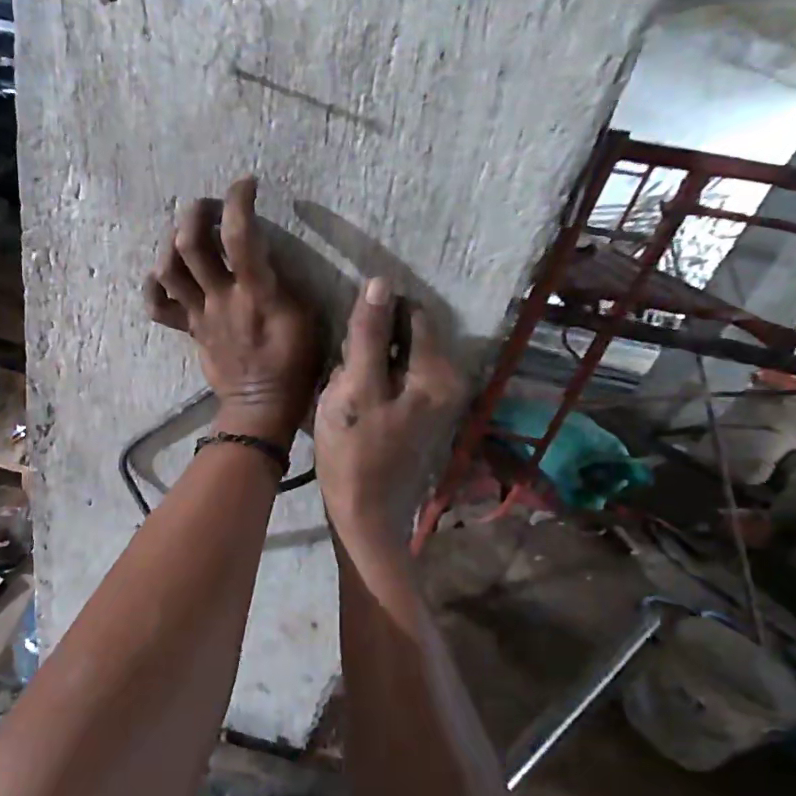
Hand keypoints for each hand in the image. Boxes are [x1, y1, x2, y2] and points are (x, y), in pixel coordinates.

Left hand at [144, 179, 319, 448]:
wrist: (261, 407)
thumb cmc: (295, 363)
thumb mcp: (307, 319)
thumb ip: (284, 283)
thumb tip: (266, 257)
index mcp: (255, 294)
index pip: (240, 237)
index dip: (239, 202)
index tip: (247, 183)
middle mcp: (220, 298)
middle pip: (190, 244)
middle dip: (195, 212)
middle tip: (210, 204)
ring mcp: (200, 314)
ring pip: (167, 269)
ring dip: (172, 240)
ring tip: (187, 230)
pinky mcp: (189, 329)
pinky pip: (158, 306)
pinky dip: (155, 285)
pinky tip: (165, 273)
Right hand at [314, 278, 464, 536]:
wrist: (365, 513)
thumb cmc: (355, 451)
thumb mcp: (355, 388)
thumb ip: (368, 335)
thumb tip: (380, 282)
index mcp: (439, 372)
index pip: (413, 313)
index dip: (379, 312)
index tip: (349, 332)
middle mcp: (449, 380)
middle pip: (409, 332)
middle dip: (375, 338)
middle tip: (345, 366)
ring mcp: (437, 398)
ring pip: (400, 353)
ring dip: (372, 357)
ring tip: (348, 384)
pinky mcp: (422, 411)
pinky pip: (399, 375)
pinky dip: (377, 376)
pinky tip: (356, 396)